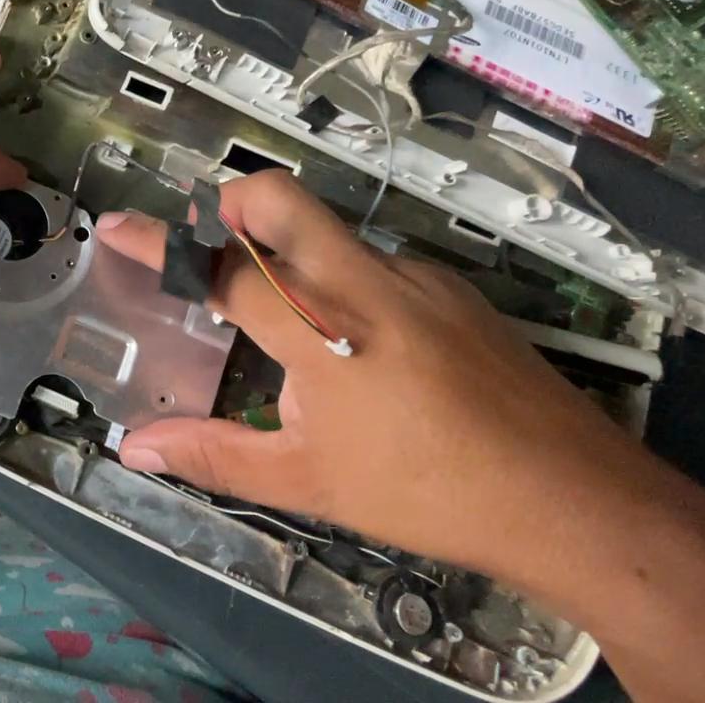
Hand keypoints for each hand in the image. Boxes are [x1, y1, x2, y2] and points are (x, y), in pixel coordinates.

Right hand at [94, 170, 654, 572]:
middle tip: (208, 244)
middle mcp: (364, 283)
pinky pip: (369, 259)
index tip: (118, 227)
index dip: (158, 244)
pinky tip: (351, 339)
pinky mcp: (452, 288)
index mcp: (321, 328)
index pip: (219, 268)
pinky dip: (334, 276)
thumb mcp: (307, 482)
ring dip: (282, 245)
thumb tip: (134, 449)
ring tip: (275, 309)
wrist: (587, 507)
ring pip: (326, 227)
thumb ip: (212, 455)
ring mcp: (415, 278)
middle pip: (279, 197)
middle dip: (228, 202)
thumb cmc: (430, 493)